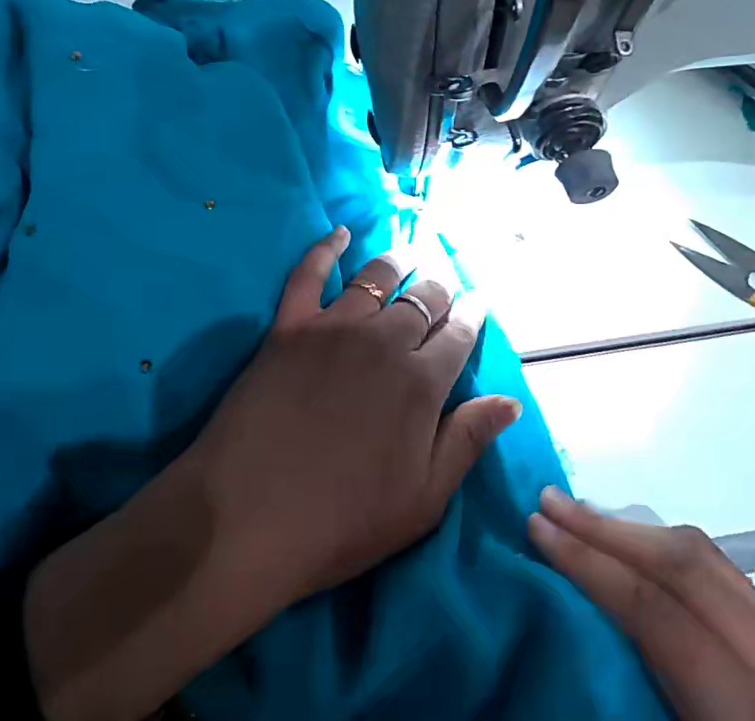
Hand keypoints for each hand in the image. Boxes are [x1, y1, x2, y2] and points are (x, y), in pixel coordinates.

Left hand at [181, 226, 521, 603]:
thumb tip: (510, 400)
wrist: (244, 518)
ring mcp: (333, 329)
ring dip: (397, 264)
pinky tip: (338, 233)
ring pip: (376, 279)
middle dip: (441, 290)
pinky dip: (324, 248)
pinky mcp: (287, 328)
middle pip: (422, 301)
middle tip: (445, 286)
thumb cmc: (342, 521)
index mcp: (421, 384)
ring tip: (408, 256)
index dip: (473, 316)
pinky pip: (308, 274)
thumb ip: (467, 441)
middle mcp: (383, 343)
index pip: (458, 336)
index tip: (479, 302)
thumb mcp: (423, 499)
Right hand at [529, 488, 754, 720]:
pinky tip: (641, 554)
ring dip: (641, 534)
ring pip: (715, 564)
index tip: (537, 529)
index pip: (659, 614)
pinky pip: (730, 583)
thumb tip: (566, 650)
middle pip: (690, 567)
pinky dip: (675, 556)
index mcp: (754, 717)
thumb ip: (627, 704)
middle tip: (550, 502)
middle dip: (610, 529)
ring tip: (584, 517)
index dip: (591, 565)